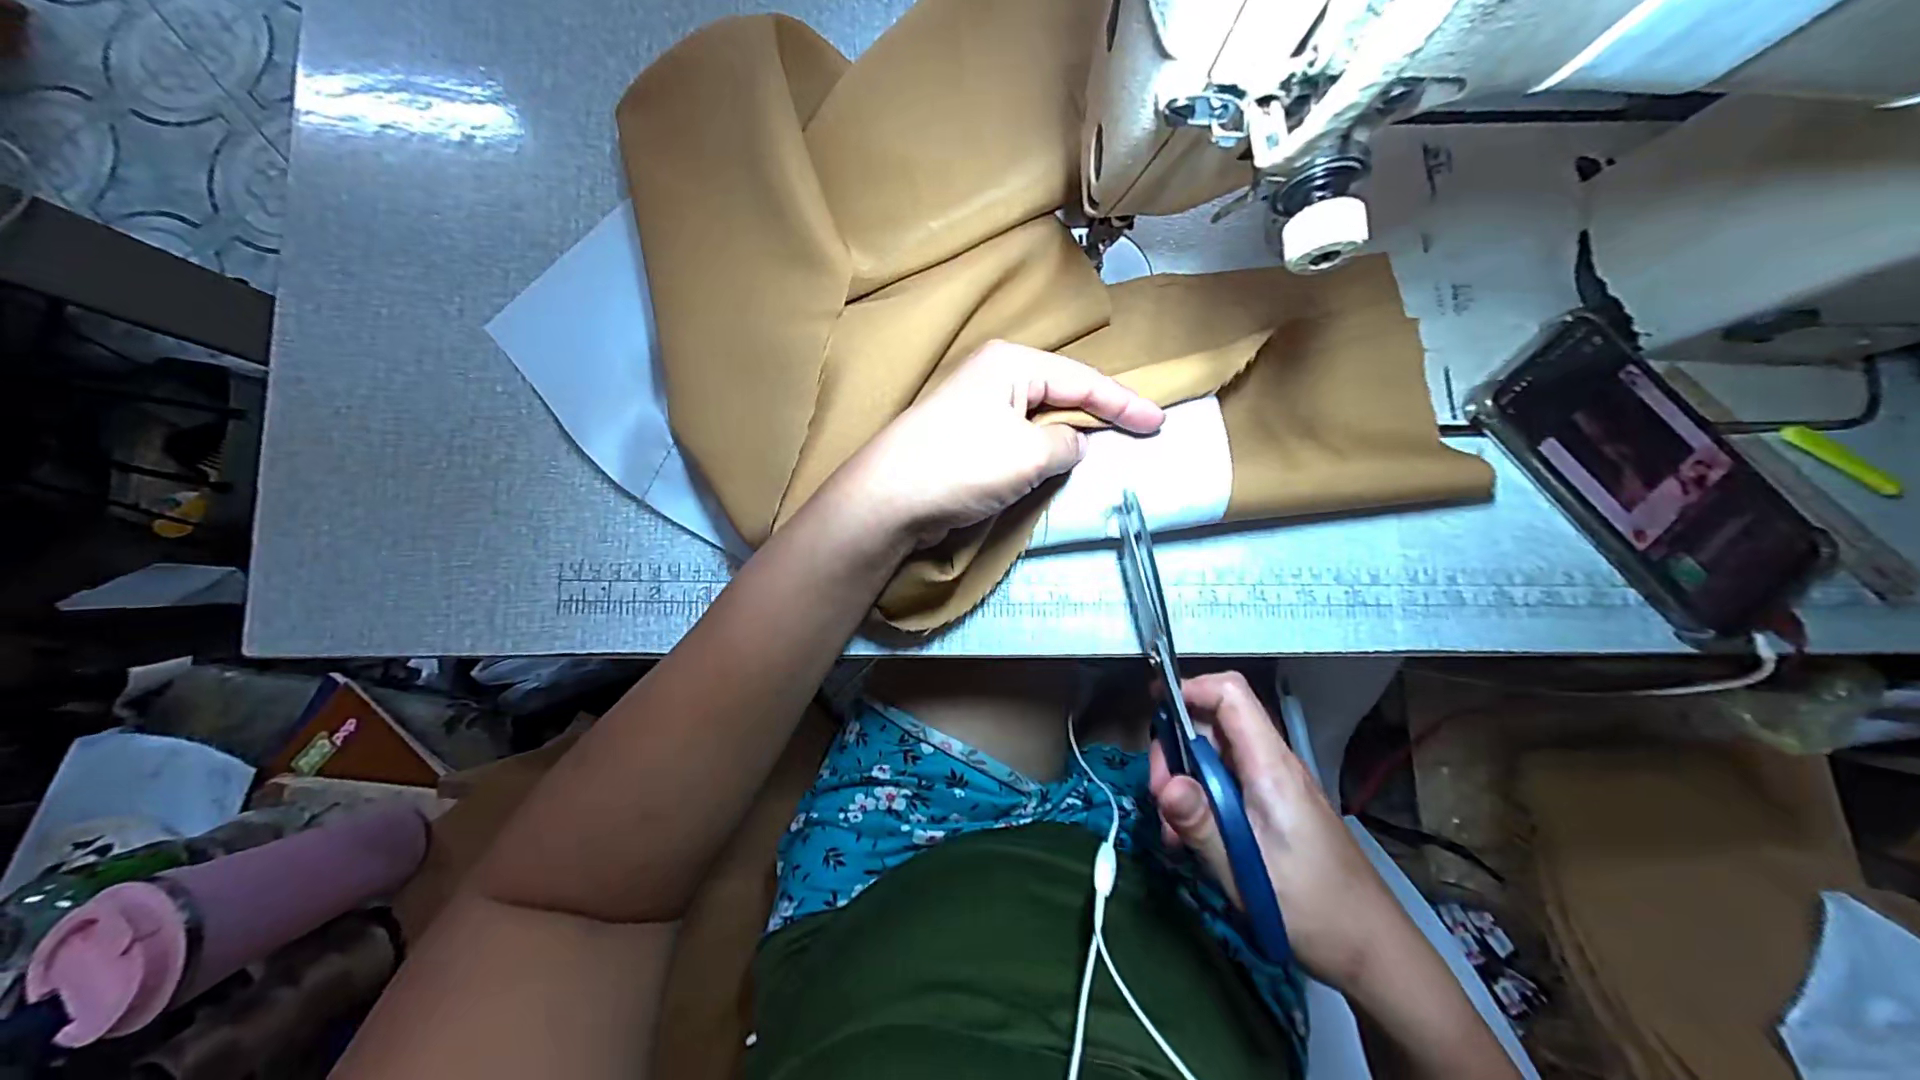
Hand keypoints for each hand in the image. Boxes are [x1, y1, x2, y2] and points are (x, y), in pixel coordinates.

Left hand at [829, 341, 1163, 547]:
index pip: (1082, 379)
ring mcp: (976, 408)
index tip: (1158, 422)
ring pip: (1039, 420)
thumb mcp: (1031, 454)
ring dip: (1069, 437)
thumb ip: (1068, 444)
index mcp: (1011, 363)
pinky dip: (1041, 453)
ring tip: (1106, 449)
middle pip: (1061, 393)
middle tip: (1138, 433)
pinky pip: (1018, 441)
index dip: (1124, 402)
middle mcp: (993, 377)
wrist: (887, 500)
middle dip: (1099, 414)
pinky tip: (1057, 466)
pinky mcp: (965, 439)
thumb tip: (1074, 444)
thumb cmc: (962, 465)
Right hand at [1149, 672, 1411, 991]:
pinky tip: (1195, 838)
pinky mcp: (1272, 805)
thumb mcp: (1247, 873)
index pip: (1231, 695)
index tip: (1155, 714)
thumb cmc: (1315, 910)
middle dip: (1175, 749)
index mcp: (1272, 768)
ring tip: (1175, 830)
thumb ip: (1203, 826)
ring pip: (1215, 755)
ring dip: (1185, 781)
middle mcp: (1273, 765)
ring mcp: (1274, 784)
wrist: (1373, 949)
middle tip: (1161, 797)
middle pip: (1213, 723)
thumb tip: (1166, 786)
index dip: (1190, 689)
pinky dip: (1202, 799)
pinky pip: (1227, 781)